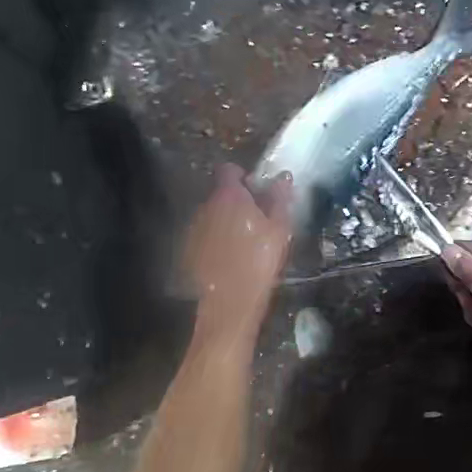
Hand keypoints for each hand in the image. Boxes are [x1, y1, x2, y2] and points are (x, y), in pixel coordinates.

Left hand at [184, 164, 292, 335]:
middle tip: (259, 218)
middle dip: (238, 201)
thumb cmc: (259, 261)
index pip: (229, 169)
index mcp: (228, 196)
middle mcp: (205, 206)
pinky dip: (217, 239)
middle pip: (220, 193)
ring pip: (213, 215)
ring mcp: (194, 228)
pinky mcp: (189, 248)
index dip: (244, 176)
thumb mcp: (279, 230)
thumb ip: (280, 200)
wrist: (229, 302)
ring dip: (227, 220)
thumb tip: (282, 177)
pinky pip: (206, 234)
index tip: (258, 190)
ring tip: (246, 240)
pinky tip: (231, 256)